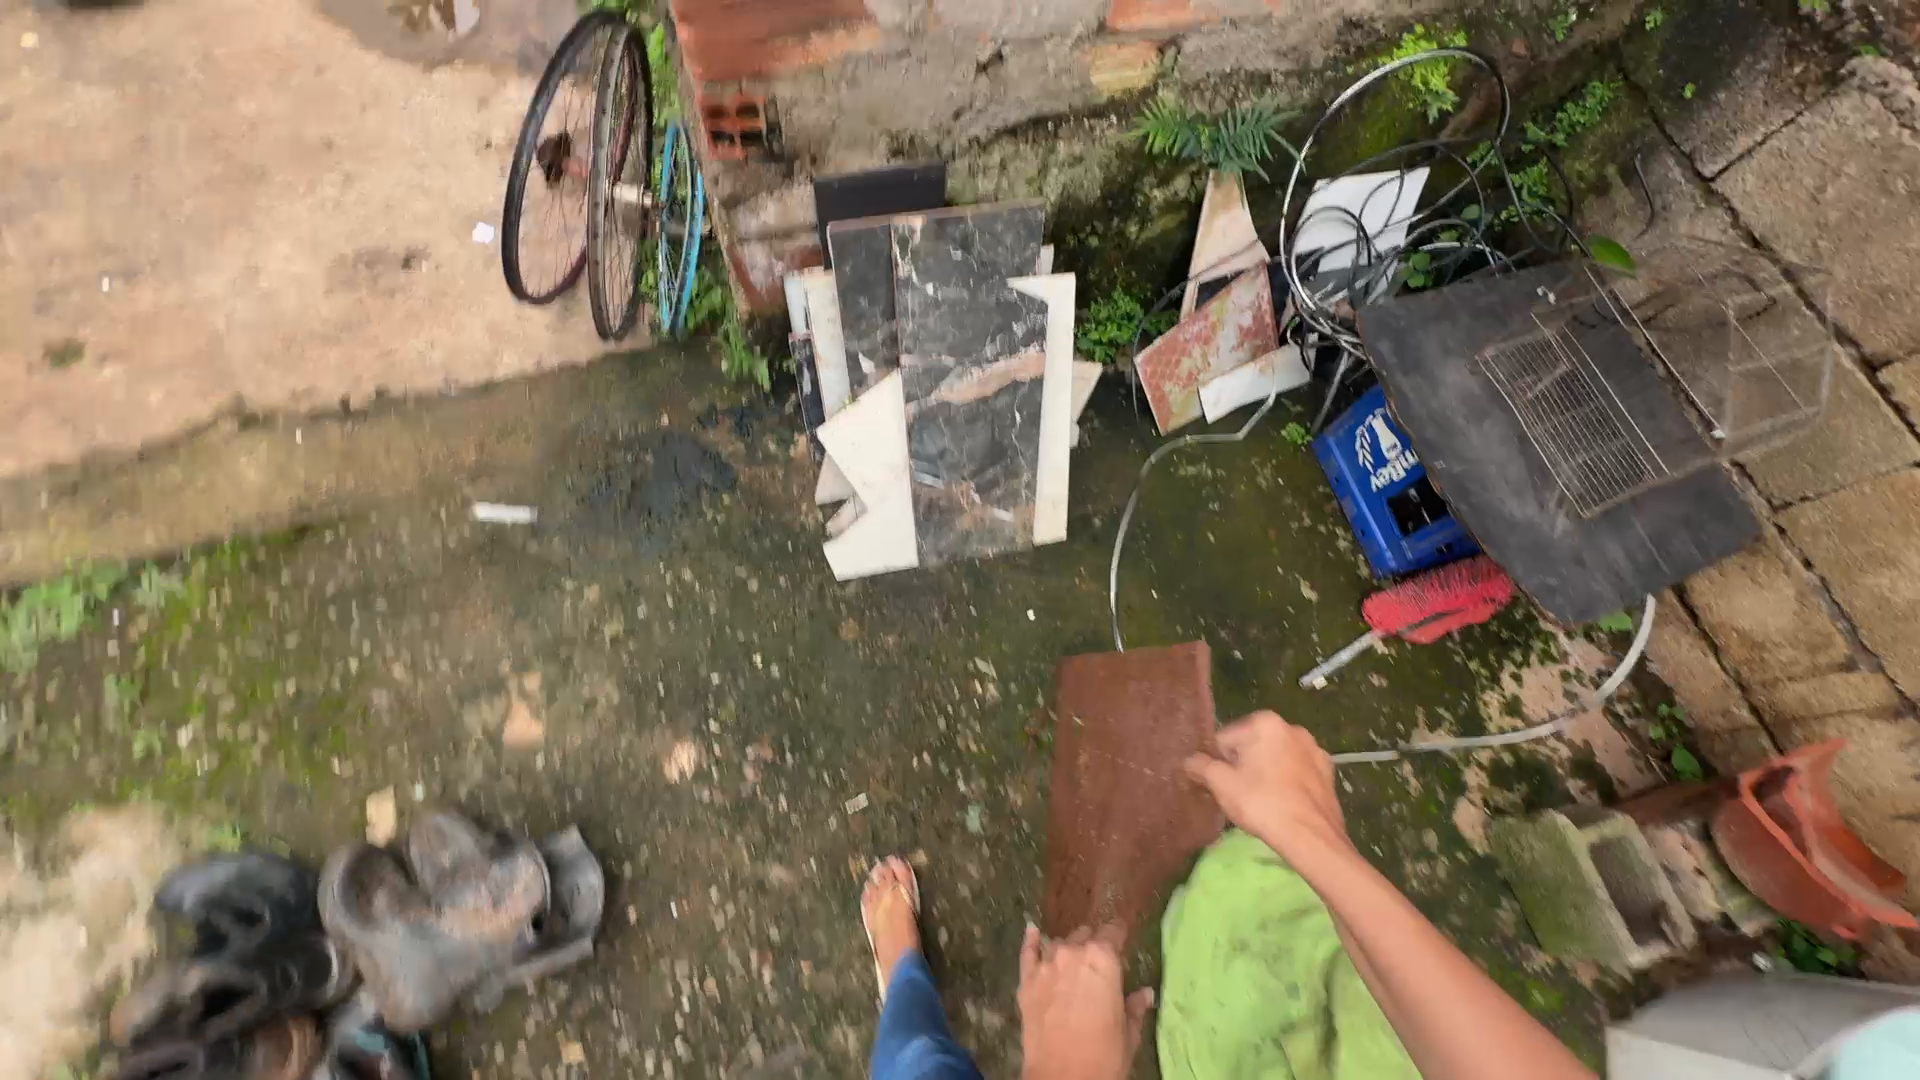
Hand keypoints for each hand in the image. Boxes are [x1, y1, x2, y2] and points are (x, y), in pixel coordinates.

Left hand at [1017, 923, 1153, 1079]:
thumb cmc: (1104, 1057)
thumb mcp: (1128, 1034)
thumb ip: (1135, 1008)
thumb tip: (1145, 993)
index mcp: (1103, 959)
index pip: (1113, 931)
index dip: (1119, 934)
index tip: (1122, 938)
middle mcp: (1073, 952)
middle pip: (1085, 936)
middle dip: (1093, 945)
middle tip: (1099, 965)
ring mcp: (1046, 964)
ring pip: (1059, 943)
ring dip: (1068, 950)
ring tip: (1073, 964)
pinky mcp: (1026, 980)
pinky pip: (1028, 952)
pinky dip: (1032, 941)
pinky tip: (1033, 932)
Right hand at [1183, 711, 1353, 862]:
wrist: (1311, 837)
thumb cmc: (1261, 803)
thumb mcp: (1220, 784)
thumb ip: (1200, 766)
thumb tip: (1188, 760)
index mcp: (1264, 722)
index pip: (1225, 739)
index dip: (1217, 762)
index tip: (1218, 783)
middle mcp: (1291, 727)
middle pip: (1251, 745)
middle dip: (1242, 765)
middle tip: (1237, 793)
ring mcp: (1314, 749)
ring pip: (1275, 758)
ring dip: (1265, 772)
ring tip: (1260, 801)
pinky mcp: (1328, 772)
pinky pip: (1296, 771)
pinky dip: (1287, 782)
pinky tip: (1282, 802)